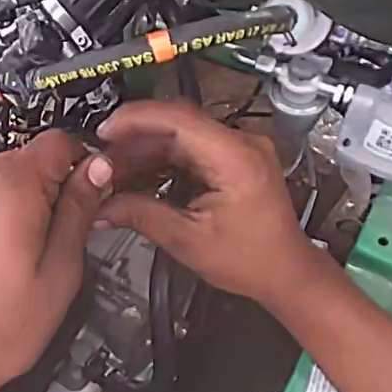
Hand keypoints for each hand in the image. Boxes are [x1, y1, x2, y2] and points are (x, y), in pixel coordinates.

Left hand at [0, 130, 112, 391]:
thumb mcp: (59, 272)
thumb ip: (80, 212)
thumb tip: (96, 172)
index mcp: (8, 186)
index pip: (60, 142)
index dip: (85, 164)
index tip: (94, 189)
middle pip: (31, 159)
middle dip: (53, 189)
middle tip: (60, 237)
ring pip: (4, 178)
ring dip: (23, 204)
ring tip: (25, 256)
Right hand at [96, 101, 334, 305]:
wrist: (286, 273)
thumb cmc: (254, 261)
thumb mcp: (188, 241)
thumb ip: (142, 216)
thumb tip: (105, 207)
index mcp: (236, 158)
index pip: (179, 118)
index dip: (137, 120)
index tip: (107, 130)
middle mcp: (242, 144)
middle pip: (178, 123)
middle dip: (136, 137)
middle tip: (104, 155)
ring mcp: (241, 149)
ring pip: (182, 135)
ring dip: (147, 148)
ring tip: (116, 168)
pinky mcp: (235, 159)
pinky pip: (193, 147)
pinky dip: (164, 158)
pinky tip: (141, 173)